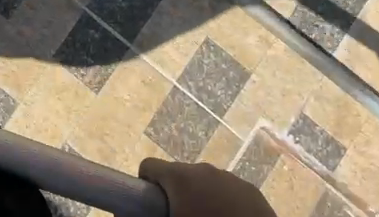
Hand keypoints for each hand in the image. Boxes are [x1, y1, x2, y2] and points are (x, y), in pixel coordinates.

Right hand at [139, 158, 276, 216]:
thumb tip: (126, 212)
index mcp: (179, 176)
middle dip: (177, 193)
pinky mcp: (252, 190)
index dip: (146, 184)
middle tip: (183, 216)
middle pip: (178, 174)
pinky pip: (228, 190)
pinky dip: (224, 202)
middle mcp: (202, 169)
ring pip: (205, 182)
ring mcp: (229, 178)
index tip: (152, 204)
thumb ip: (149, 215)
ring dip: (202, 197)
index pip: (149, 166)